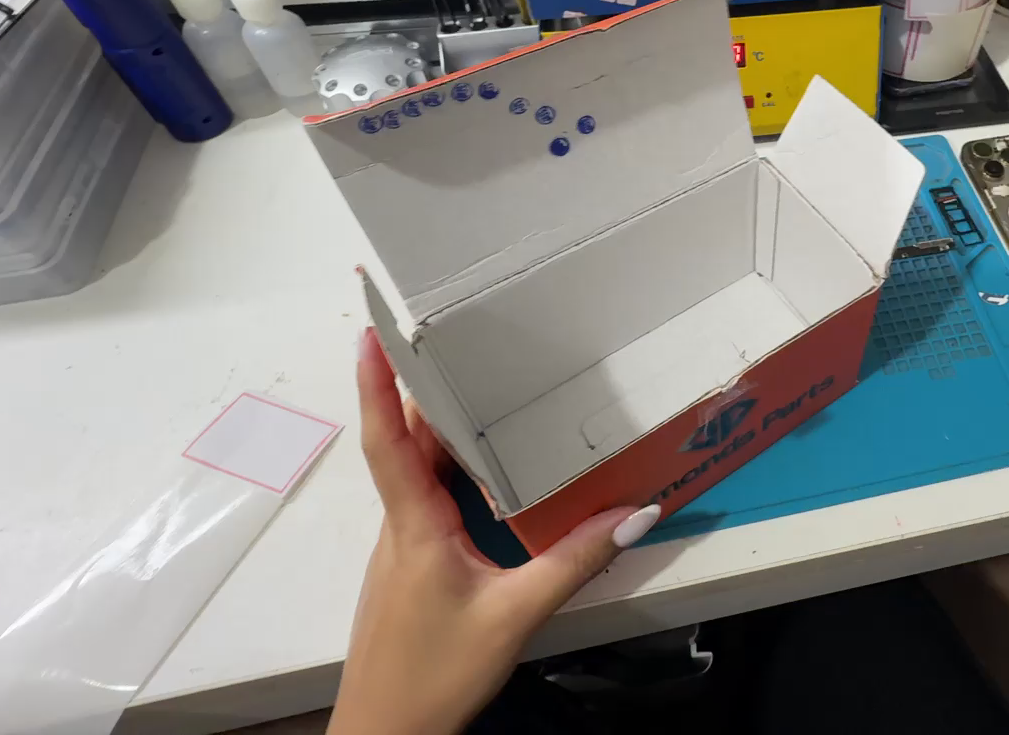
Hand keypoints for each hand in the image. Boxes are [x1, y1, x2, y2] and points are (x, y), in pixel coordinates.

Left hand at [329, 329, 661, 734]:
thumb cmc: (435, 672)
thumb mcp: (515, 614)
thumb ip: (574, 560)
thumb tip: (637, 511)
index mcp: (414, 525)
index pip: (388, 443)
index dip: (376, 388)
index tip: (371, 336)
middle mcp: (401, 524)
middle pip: (405, 443)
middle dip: (421, 388)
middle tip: (451, 340)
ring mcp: (404, 544)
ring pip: (417, 470)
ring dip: (437, 425)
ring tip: (475, 385)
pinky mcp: (414, 562)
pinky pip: (428, 495)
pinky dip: (451, 464)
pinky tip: (487, 466)